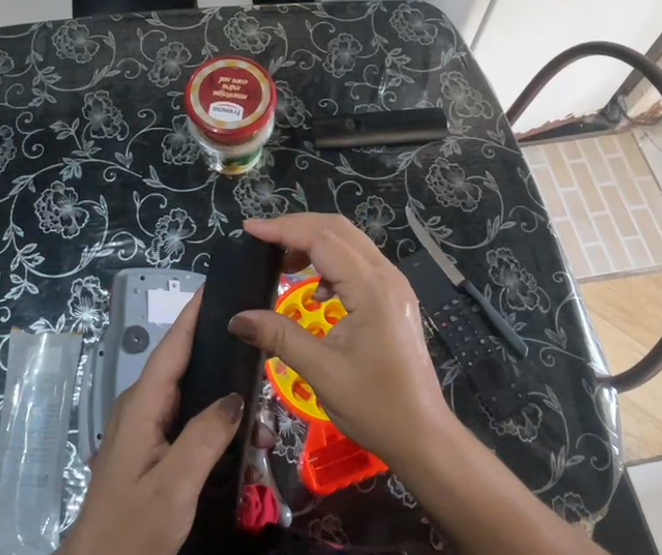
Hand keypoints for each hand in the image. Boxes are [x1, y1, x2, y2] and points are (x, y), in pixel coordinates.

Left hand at [59, 291, 243, 554]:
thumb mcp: (174, 485)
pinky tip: (243, 446)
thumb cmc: (131, 527)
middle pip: (186, 367)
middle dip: (224, 359)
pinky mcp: (151, 451)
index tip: (220, 283)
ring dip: (226, 405)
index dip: (195, 313)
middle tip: (265, 353)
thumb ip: (205, 436)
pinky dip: (216, 428)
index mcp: (142, 405)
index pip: (172, 346)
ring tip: (264, 422)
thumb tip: (236, 395)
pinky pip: (189, 425)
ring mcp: (144, 430)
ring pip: (192, 399)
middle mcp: (141, 408)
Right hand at [229, 213, 451, 469]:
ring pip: (350, 242)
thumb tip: (237, 318)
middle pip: (338, 230)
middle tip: (260, 239)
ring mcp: (394, 285)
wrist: (423, 435)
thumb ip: (280, 336)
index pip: (322, 239)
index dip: (283, 229)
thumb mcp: (322, 372)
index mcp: (372, 289)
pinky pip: (359, 262)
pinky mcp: (394, 298)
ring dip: (314, 242)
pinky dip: (331, 262)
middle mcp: (387, 276)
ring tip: (281, 262)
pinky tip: (316, 292)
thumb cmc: (375, 405)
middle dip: (297, 227)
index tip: (248, 229)